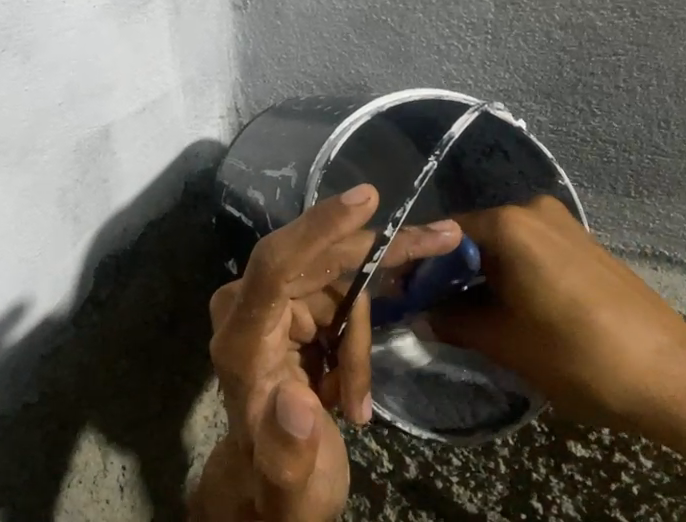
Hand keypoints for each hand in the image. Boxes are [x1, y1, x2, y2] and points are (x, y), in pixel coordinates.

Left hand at [192, 184, 461, 521]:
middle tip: (443, 238)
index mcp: (242, 340)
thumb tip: (296, 405)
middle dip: (378, 256)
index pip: (275, 264)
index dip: (319, 227)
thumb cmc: (279, 486)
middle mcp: (249, 309)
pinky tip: (350, 390)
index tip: (367, 199)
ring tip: (355, 403)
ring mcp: (269, 307)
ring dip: (360, 337)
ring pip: (337, 285)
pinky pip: (337, 300)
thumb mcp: (288, 487)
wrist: (271, 486)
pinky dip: (357, 336)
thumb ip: (286, 451)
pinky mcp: (287, 312)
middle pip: (322, 261)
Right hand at [430, 195, 685, 448]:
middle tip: (433, 310)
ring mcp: (566, 226)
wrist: (675, 380)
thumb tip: (417, 316)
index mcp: (509, 223)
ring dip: (483, 276)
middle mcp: (535, 210)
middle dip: (451, 272)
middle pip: (474, 237)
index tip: (402, 295)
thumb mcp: (503, 343)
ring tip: (471, 316)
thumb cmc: (578, 355)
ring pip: (505, 247)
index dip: (419, 267)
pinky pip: (533, 253)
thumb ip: (451, 322)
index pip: (442, 234)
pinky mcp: (588, 247)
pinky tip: (513, 311)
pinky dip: (514, 276)